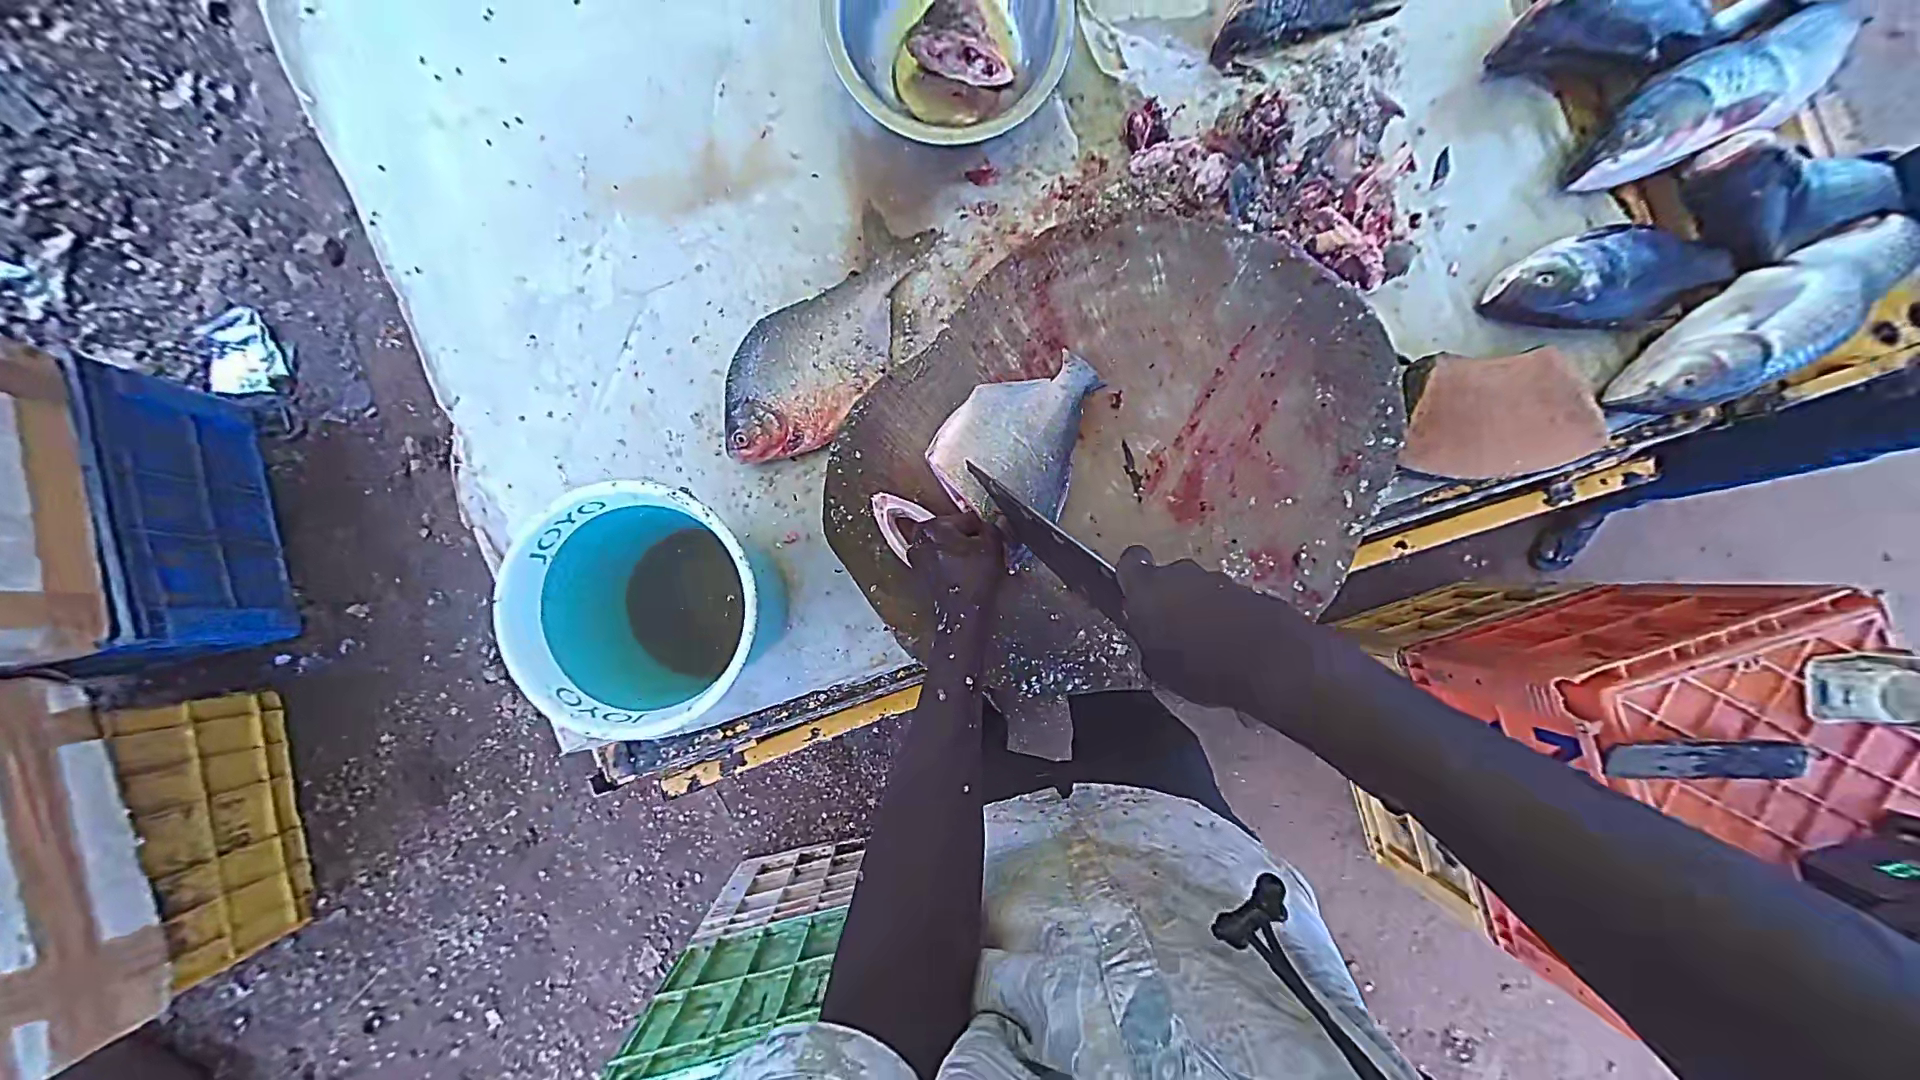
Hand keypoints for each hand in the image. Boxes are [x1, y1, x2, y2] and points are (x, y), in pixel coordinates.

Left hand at [905, 513, 1004, 637]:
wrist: (963, 614)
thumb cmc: (976, 578)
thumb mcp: (992, 546)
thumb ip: (992, 528)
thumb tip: (990, 524)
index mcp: (934, 526)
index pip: (966, 518)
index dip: (982, 530)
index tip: (991, 541)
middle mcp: (919, 539)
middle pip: (952, 531)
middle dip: (967, 538)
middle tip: (983, 551)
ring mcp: (916, 558)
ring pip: (946, 546)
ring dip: (959, 551)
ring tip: (975, 564)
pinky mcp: (920, 575)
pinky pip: (941, 561)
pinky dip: (952, 564)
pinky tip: (965, 574)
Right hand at [1116, 546, 1319, 709]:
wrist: (1271, 661)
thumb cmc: (1200, 667)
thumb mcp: (1158, 668)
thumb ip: (1148, 645)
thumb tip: (1152, 642)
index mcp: (1148, 588)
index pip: (1130, 561)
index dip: (1130, 575)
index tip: (1133, 596)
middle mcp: (1181, 574)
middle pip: (1167, 577)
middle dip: (1168, 599)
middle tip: (1171, 632)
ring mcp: (1218, 580)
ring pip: (1199, 589)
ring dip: (1199, 609)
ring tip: (1206, 646)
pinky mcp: (1251, 591)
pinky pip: (1228, 602)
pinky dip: (1227, 618)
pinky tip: (1233, 647)